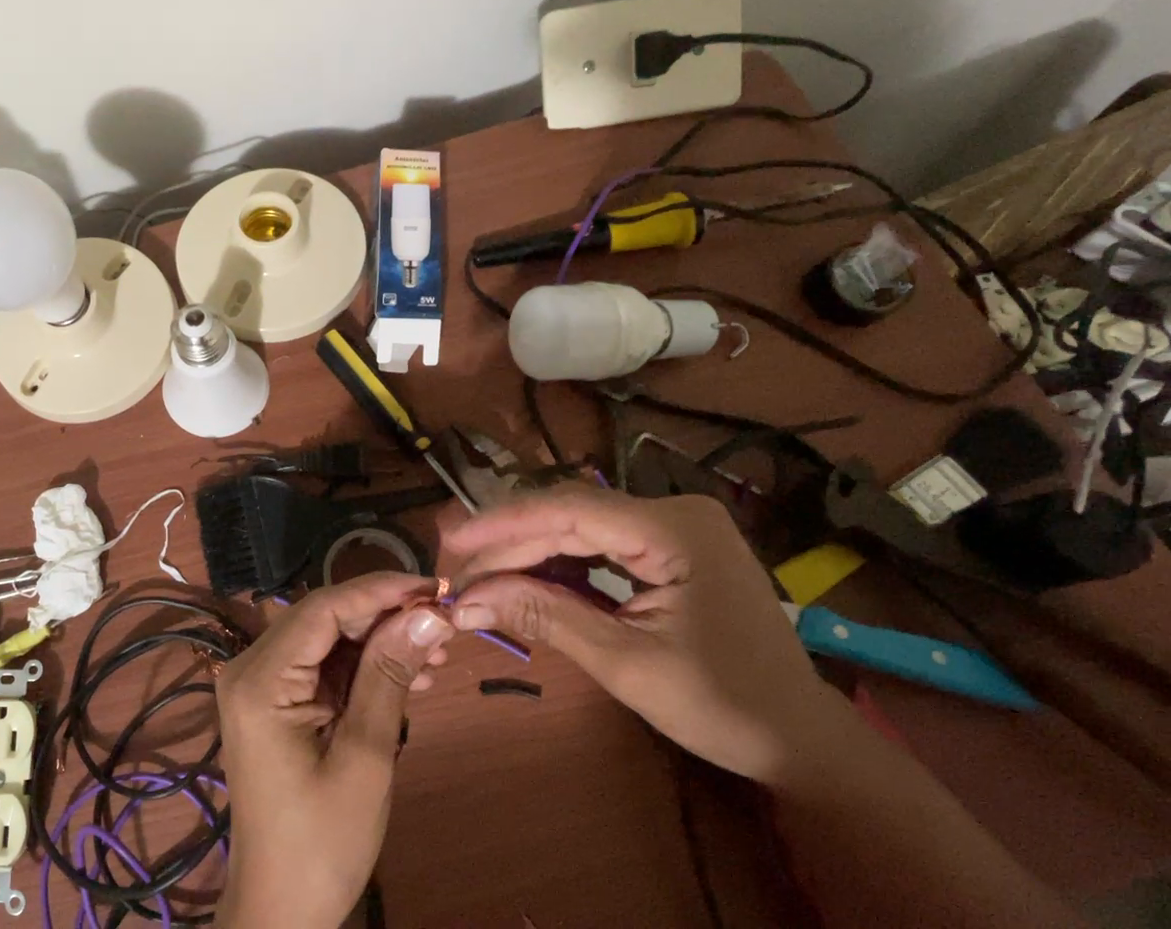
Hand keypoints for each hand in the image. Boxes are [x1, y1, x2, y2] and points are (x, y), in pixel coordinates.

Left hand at [214, 572, 454, 928]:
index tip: (435, 587)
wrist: (282, 906)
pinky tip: (410, 680)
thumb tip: (429, 613)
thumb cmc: (323, 840)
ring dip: (379, 644)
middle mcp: (249, 669)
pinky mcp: (273, 705)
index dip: (380, 590)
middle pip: (323, 619)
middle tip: (445, 625)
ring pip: (326, 641)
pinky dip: (364, 670)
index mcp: (259, 679)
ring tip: (438, 657)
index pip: (322, 608)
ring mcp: (258, 686)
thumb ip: (389, 675)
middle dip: (384, 617)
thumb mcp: (365, 754)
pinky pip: (321, 669)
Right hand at [442, 485, 854, 784]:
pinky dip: (559, 564)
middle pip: (570, 516)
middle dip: (510, 543)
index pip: (569, 511)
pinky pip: (599, 545)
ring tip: (479, 576)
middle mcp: (675, 512)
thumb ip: (544, 616)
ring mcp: (675, 528)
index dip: (502, 524)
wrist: (798, 737)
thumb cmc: (721, 703)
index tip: (448, 541)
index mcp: (675, 530)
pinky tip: (525, 580)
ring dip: (529, 553)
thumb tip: (466, 600)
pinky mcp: (671, 549)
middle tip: (456, 569)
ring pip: (579, 528)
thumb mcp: (624, 662)